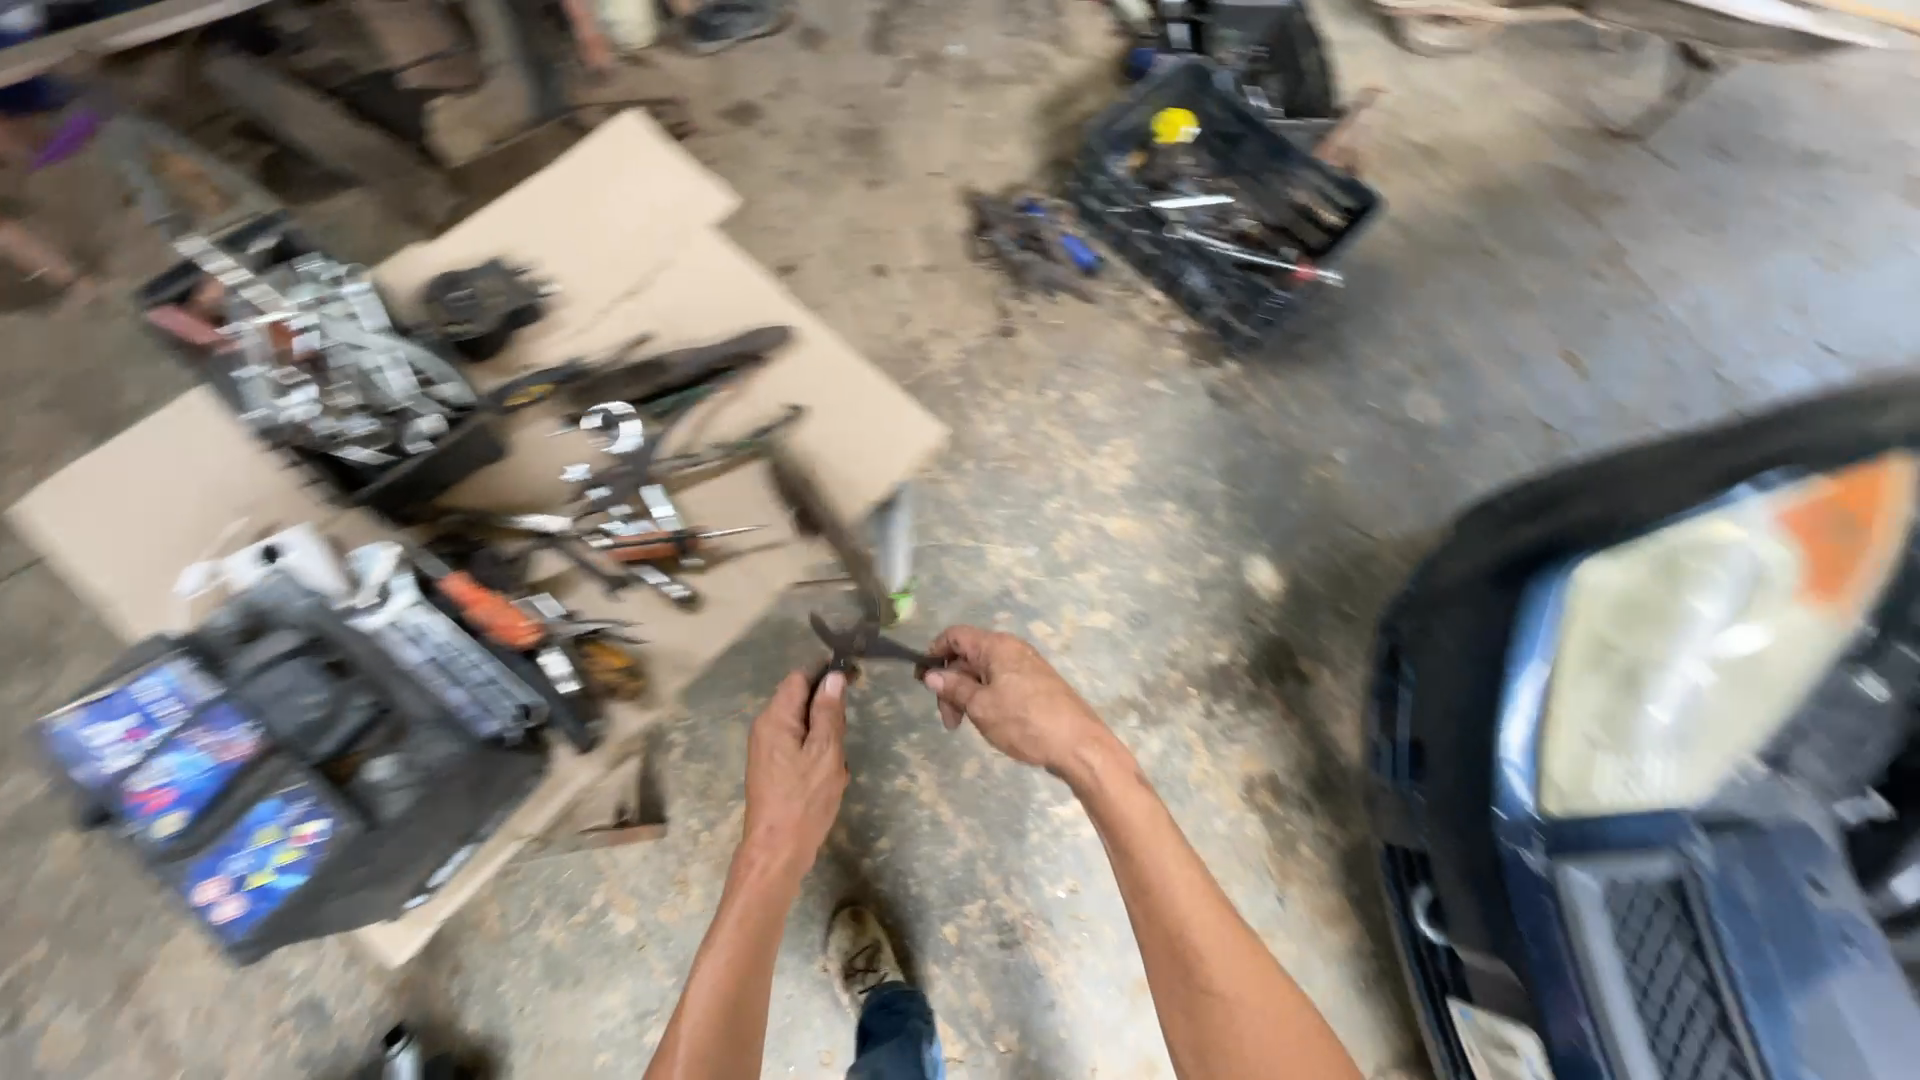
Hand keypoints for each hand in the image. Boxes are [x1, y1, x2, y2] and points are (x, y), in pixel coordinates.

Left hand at [739, 670, 847, 881]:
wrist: (776, 851)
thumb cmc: (804, 800)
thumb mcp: (826, 752)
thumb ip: (829, 712)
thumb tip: (833, 677)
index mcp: (775, 718)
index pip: (799, 677)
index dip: (825, 673)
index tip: (853, 679)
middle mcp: (765, 728)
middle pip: (800, 700)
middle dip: (827, 711)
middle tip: (845, 735)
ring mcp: (767, 750)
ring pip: (803, 726)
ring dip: (825, 737)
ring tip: (837, 763)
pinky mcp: (772, 768)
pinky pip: (799, 747)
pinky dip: (817, 754)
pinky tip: (829, 777)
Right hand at [922, 626, 1112, 774]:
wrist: (1078, 744)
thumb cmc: (1024, 721)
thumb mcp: (981, 706)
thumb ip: (954, 687)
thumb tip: (932, 674)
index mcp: (996, 646)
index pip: (954, 635)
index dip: (934, 653)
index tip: (924, 682)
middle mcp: (1011, 649)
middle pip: (967, 657)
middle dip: (951, 685)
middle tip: (949, 720)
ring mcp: (1025, 667)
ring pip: (983, 674)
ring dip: (967, 696)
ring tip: (966, 726)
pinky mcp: (1035, 686)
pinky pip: (1000, 684)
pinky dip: (986, 700)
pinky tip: (988, 723)